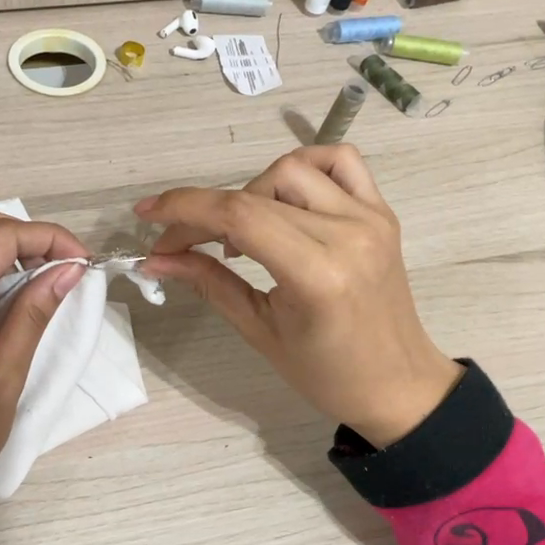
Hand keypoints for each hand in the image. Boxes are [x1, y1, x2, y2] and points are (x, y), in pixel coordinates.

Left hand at [0, 204, 87, 534]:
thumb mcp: (4, 382)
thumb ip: (33, 317)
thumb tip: (68, 271)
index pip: (0, 237)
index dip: (49, 239)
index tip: (83, 264)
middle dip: (24, 231)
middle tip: (60, 267)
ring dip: (1, 242)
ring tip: (40, 278)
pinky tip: (8, 292)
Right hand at [137, 145, 461, 445]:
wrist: (397, 384)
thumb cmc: (326, 372)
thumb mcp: (258, 330)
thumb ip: (208, 283)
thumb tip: (155, 261)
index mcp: (317, 274)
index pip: (238, 216)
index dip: (184, 210)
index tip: (147, 216)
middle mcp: (348, 233)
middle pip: (256, 193)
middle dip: (205, 212)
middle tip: (186, 245)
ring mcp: (370, 217)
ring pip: (292, 168)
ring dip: (252, 191)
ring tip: (242, 231)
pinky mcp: (382, 211)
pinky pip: (340, 161)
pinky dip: (303, 167)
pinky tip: (284, 198)